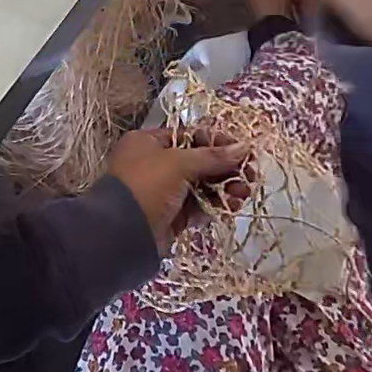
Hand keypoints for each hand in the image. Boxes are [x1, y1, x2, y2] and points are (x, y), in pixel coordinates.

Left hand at [107, 129, 247, 254]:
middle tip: (250, 176)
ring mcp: (162, 191)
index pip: (190, 136)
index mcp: (148, 142)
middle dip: (226, 169)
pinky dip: (214, 205)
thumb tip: (244, 147)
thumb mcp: (179, 164)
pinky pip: (197, 206)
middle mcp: (154, 164)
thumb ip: (213, 156)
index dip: (217, 142)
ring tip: (243, 195)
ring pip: (201, 185)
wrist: (121, 235)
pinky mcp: (170, 216)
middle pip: (199, 161)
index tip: (243, 152)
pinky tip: (230, 207)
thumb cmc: (146, 186)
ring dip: (224, 188)